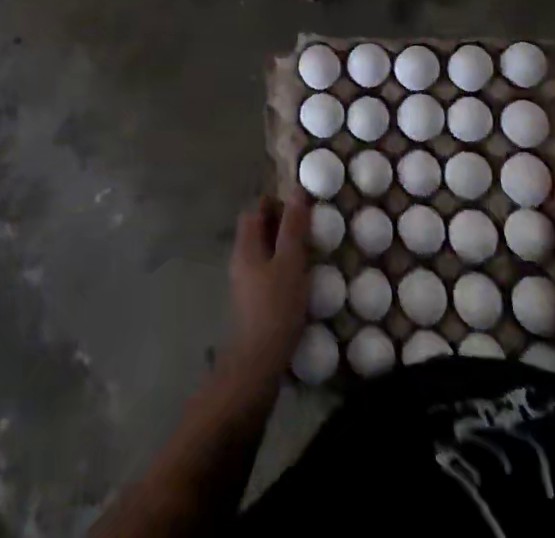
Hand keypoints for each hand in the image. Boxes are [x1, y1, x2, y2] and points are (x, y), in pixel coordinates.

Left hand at [227, 193, 310, 376]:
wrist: (258, 363)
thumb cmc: (275, 307)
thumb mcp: (290, 262)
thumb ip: (293, 227)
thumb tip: (297, 190)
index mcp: (246, 247)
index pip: (255, 211)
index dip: (277, 203)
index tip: (303, 208)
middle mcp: (241, 261)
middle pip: (259, 230)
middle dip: (283, 224)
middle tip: (313, 227)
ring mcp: (246, 283)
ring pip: (265, 252)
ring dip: (286, 246)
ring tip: (313, 250)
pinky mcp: (255, 301)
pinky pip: (270, 271)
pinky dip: (285, 266)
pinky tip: (304, 278)